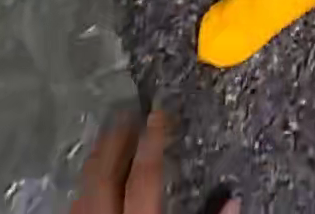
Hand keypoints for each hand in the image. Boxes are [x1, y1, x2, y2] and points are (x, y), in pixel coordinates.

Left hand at [72, 110, 239, 213]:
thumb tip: (233, 201)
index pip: (143, 179)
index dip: (151, 142)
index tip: (157, 113)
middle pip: (102, 181)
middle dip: (112, 144)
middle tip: (126, 114)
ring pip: (80, 197)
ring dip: (94, 166)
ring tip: (108, 142)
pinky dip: (83, 194)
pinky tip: (91, 189)